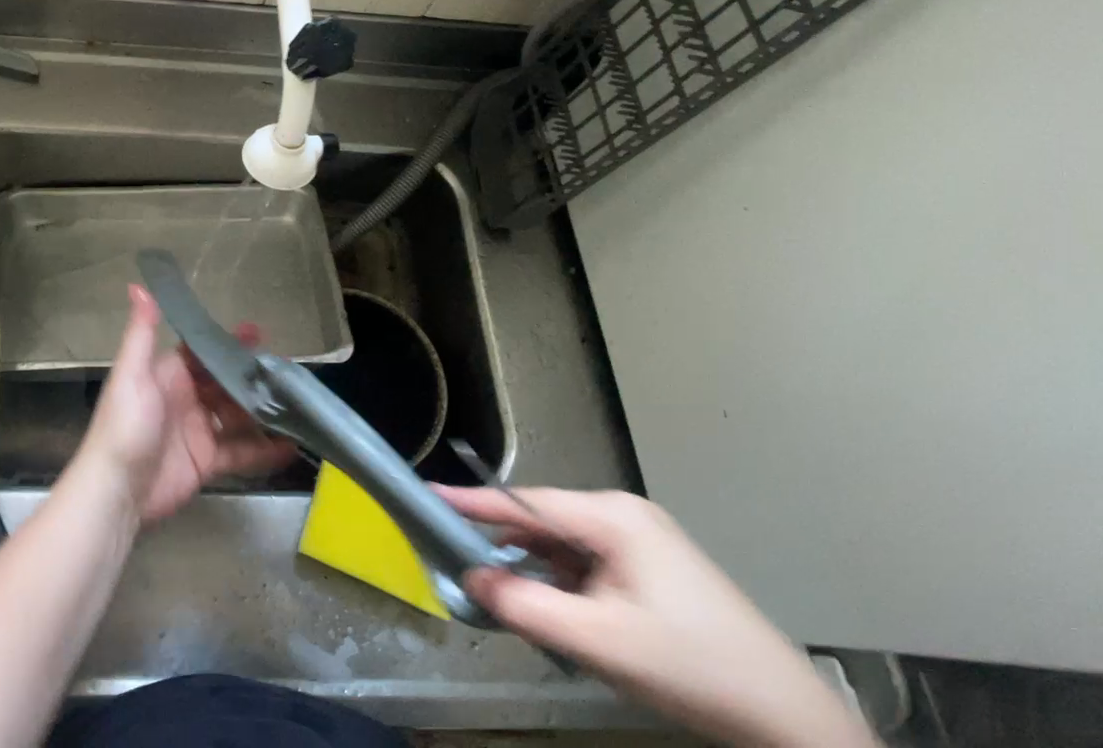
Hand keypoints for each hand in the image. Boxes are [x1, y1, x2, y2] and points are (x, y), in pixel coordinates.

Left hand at [75, 285, 293, 522]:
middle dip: (253, 379)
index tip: (260, 334)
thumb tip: (139, 286)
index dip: (229, 344)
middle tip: (290, 374)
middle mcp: (185, 399)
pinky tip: (291, 446)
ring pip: (238, 416)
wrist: (116, 492)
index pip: (203, 352)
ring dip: (264, 412)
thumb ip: (141, 333)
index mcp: (167, 375)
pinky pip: (241, 452)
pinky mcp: (206, 462)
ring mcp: (197, 432)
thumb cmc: (124, 428)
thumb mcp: (132, 375)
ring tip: (298, 407)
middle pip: (225, 384)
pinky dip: (264, 450)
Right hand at [439, 487, 878, 747]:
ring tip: (505, 601)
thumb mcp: (597, 640)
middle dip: (503, 547)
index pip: (525, 501)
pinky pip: (583, 565)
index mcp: (614, 518)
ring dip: (532, 572)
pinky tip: (551, 614)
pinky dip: (558, 585)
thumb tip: (470, 576)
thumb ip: (525, 604)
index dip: (473, 501)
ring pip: (560, 546)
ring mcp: (640, 541)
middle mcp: (624, 517)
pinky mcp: (647, 569)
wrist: (783, 715)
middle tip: (460, 568)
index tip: (426, 495)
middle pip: (541, 522)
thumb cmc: (690, 666)